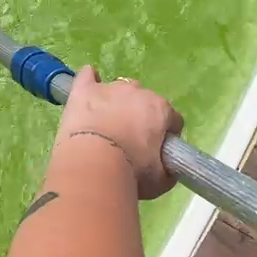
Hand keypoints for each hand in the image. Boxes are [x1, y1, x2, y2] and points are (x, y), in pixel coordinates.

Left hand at [55, 66, 183, 199]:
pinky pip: (87, 76)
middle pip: (144, 100)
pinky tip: (88, 88)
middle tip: (129, 141)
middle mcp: (137, 92)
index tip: (158, 149)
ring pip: (118, 89)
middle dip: (139, 116)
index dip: (166, 134)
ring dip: (116, 103)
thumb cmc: (132, 172)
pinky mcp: (84, 89)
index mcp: (160, 110)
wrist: (94, 164)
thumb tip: (167, 166)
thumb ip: (168, 168)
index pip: (171, 118)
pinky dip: (89, 81)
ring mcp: (110, 88)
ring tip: (106, 124)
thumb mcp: (161, 180)